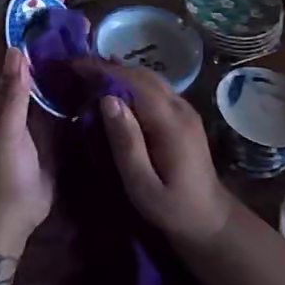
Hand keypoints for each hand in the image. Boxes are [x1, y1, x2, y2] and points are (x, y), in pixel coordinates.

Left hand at [0, 0, 59, 238]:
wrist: (6, 217)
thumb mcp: (4, 135)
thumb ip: (10, 96)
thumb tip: (15, 50)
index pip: (1, 45)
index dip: (8, 16)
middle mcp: (14, 95)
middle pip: (27, 50)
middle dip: (39, 22)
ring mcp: (33, 111)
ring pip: (47, 70)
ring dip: (60, 46)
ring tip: (82, 23)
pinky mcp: (51, 128)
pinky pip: (63, 95)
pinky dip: (75, 78)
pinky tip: (93, 66)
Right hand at [87, 60, 234, 248]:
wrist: (210, 219)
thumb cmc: (172, 208)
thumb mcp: (142, 185)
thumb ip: (126, 143)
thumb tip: (107, 100)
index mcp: (170, 123)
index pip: (134, 84)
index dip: (103, 71)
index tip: (74, 65)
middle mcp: (180, 108)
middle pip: (142, 76)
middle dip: (107, 67)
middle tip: (75, 68)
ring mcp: (185, 109)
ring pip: (149, 79)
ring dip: (119, 72)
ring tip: (88, 73)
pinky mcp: (183, 115)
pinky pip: (154, 88)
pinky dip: (131, 82)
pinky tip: (114, 87)